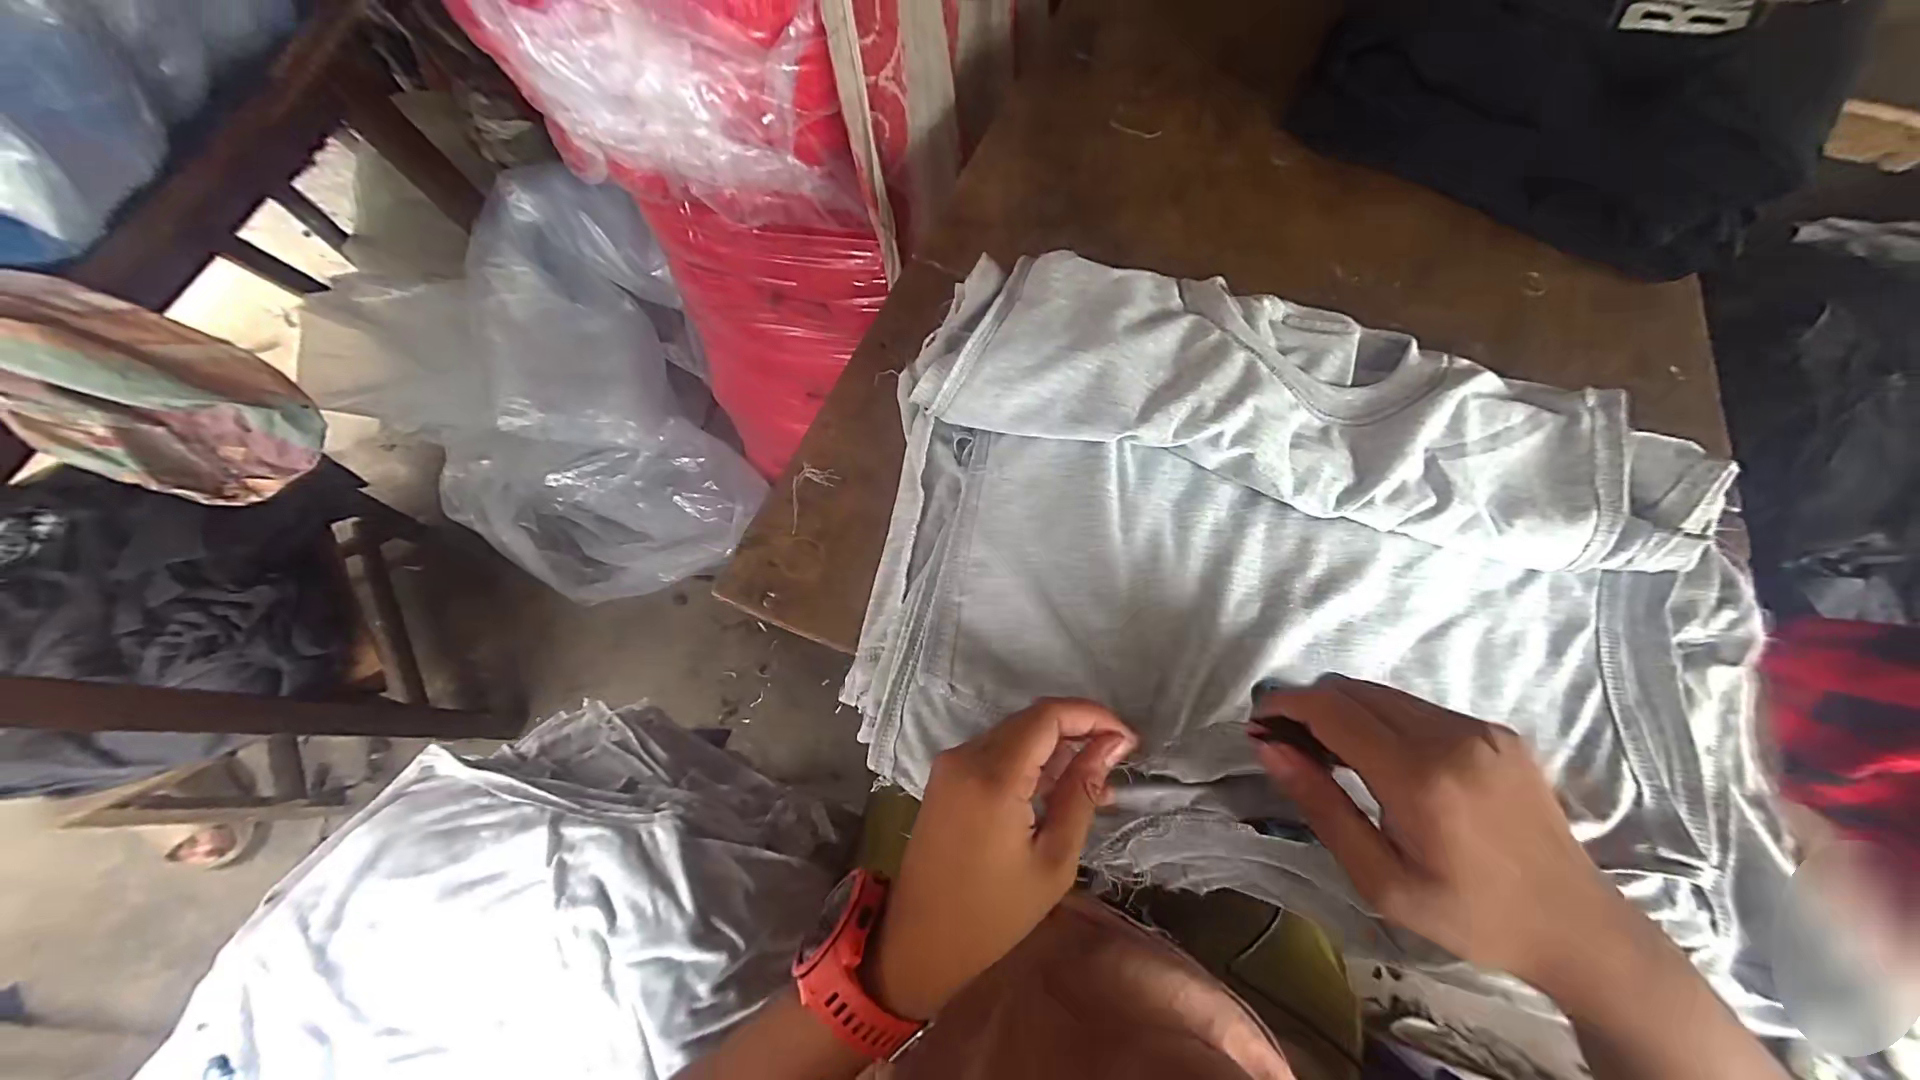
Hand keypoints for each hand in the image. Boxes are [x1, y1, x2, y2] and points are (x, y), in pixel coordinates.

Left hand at [867, 698, 1136, 1018]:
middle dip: (1078, 731)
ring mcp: (951, 763)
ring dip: (1055, 749)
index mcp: (992, 775)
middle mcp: (966, 755)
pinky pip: (996, 751)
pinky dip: (1029, 761)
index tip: (1127, 740)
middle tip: (1116, 762)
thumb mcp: (1053, 859)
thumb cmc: (994, 913)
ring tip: (1093, 786)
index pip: (1048, 715)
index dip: (1092, 716)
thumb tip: (1110, 746)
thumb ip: (1081, 793)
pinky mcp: (946, 775)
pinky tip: (1055, 791)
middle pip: (1031, 719)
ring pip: (1014, 733)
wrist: (920, 939)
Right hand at [1250, 676, 1635, 995]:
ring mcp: (1479, 729)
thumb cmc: (1468, 914)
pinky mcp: (1497, 731)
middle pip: (1352, 690)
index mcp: (1420, 777)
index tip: (1258, 723)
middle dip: (1307, 705)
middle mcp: (1451, 737)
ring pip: (1381, 693)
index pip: (1331, 710)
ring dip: (1342, 710)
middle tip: (1286, 741)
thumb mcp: (1378, 877)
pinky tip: (1379, 757)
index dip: (1284, 705)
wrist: (1579, 930)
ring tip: (1328, 751)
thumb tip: (1268, 747)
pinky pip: (1415, 707)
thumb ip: (1319, 804)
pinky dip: (1379, 718)